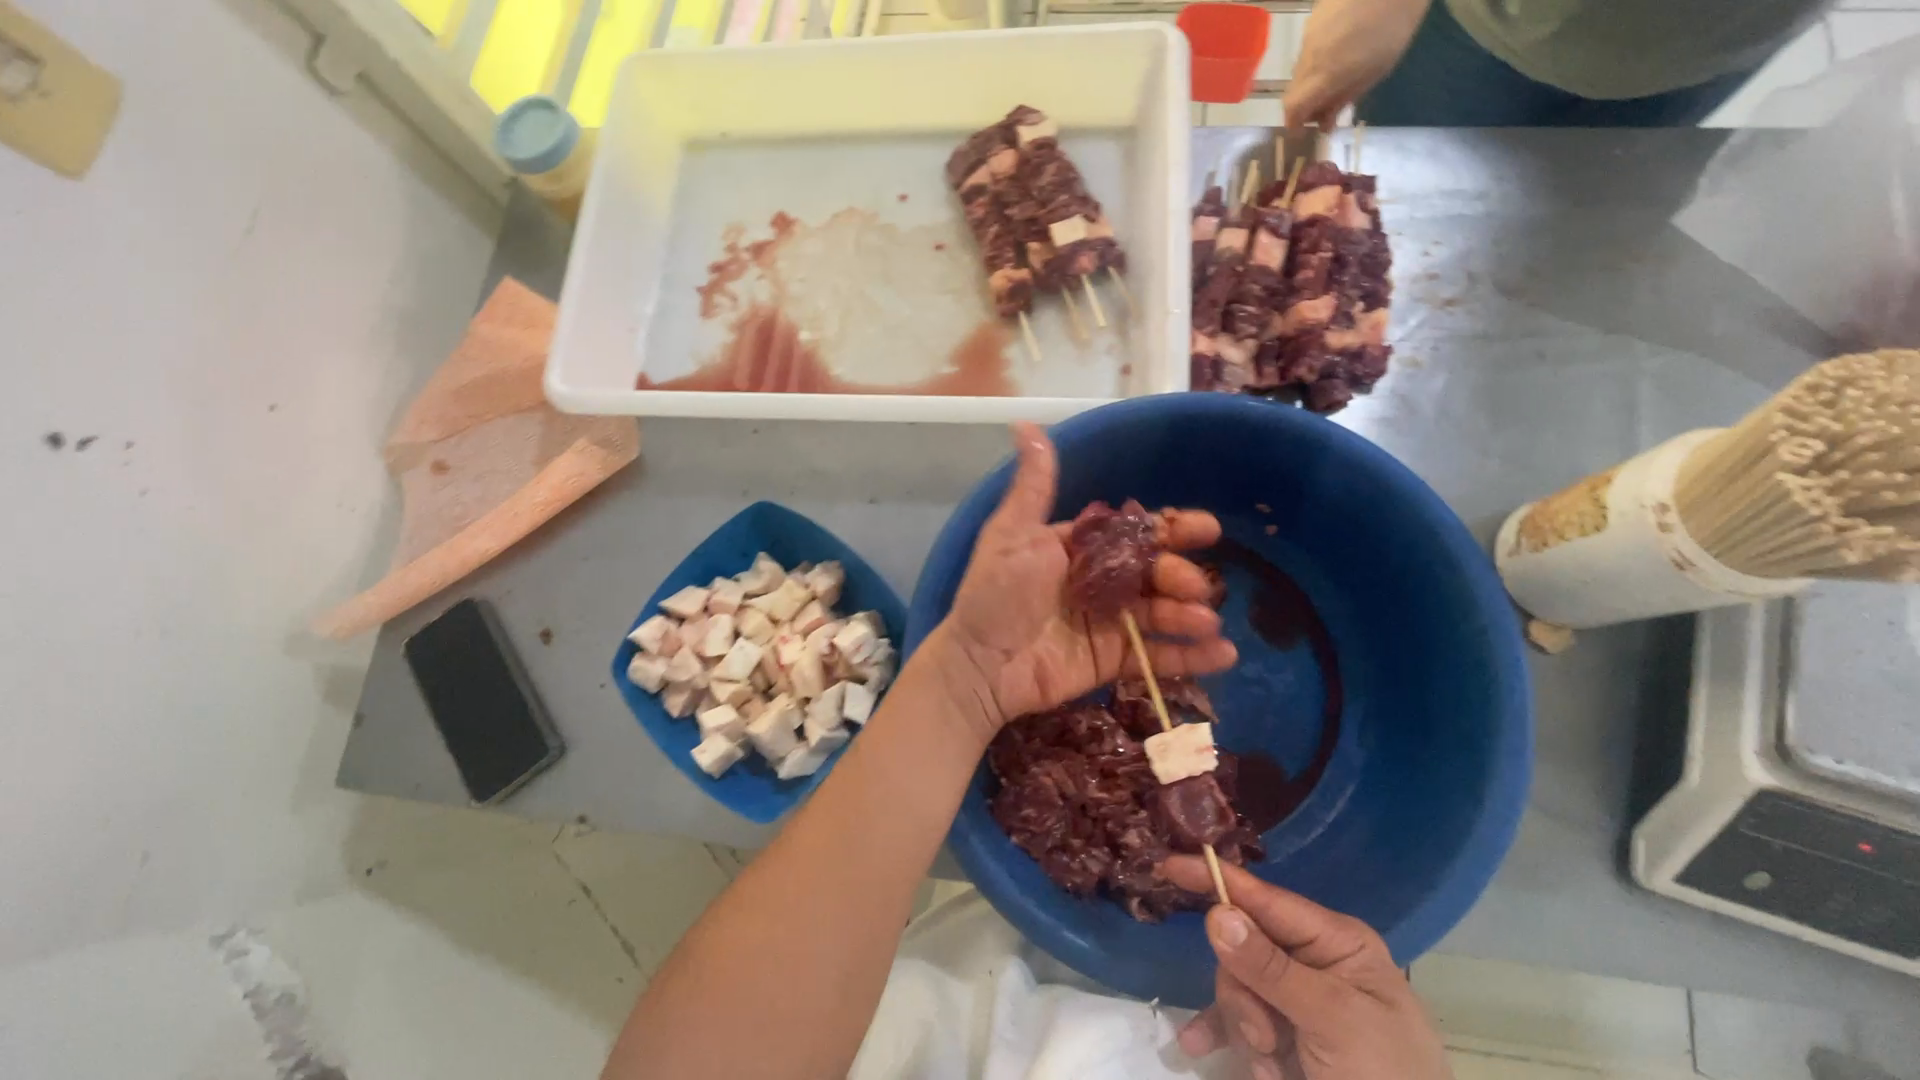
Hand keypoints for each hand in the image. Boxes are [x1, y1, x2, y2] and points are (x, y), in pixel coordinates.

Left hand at [928, 424, 1236, 741]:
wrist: (979, 664)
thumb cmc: (995, 594)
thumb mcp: (1012, 534)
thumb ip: (1033, 486)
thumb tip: (1025, 423)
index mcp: (1082, 548)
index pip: (1136, 533)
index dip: (1172, 529)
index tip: (1207, 528)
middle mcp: (1101, 582)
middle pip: (1156, 573)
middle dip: (1181, 576)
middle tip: (1194, 586)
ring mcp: (1109, 622)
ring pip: (1161, 613)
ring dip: (1191, 615)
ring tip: (1207, 622)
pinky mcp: (1112, 660)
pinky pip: (1156, 655)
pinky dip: (1190, 656)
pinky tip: (1222, 655)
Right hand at [1164, 857, 1452, 1079]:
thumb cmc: (1386, 1074)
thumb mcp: (1333, 1019)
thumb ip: (1271, 968)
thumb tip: (1216, 912)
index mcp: (1335, 942)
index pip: (1265, 898)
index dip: (1218, 879)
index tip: (1168, 864)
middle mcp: (1312, 962)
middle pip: (1242, 950)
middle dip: (1243, 995)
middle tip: (1265, 1036)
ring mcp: (1296, 1000)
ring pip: (1236, 988)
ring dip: (1244, 1029)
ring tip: (1273, 1069)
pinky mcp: (1283, 1036)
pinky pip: (1235, 1021)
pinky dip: (1223, 1037)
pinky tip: (1200, 1048)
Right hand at [1283, 0, 1429, 130]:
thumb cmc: (1395, 26)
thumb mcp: (1376, 71)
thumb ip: (1345, 98)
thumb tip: (1325, 122)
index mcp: (1325, 75)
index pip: (1293, 108)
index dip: (1294, 123)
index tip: (1303, 130)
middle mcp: (1309, 57)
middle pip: (1293, 90)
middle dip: (1305, 103)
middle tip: (1325, 106)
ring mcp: (1308, 35)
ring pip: (1300, 68)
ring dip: (1311, 79)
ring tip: (1337, 73)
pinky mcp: (1313, 17)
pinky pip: (1309, 47)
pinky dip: (1317, 57)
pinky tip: (1340, 45)